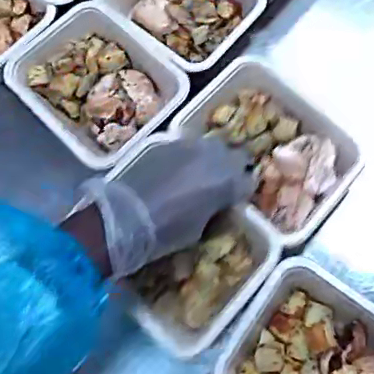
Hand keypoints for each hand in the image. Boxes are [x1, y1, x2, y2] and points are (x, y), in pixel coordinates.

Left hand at [76, 136, 252, 276]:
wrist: (123, 216)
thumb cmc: (166, 231)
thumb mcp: (201, 228)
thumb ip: (216, 208)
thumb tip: (217, 202)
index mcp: (227, 180)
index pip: (249, 180)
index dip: (243, 191)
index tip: (236, 200)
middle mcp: (214, 156)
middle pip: (235, 155)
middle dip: (232, 168)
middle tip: (222, 184)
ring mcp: (190, 145)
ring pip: (211, 146)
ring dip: (211, 159)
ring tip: (200, 175)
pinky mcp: (168, 142)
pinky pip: (188, 146)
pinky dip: (189, 157)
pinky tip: (178, 172)